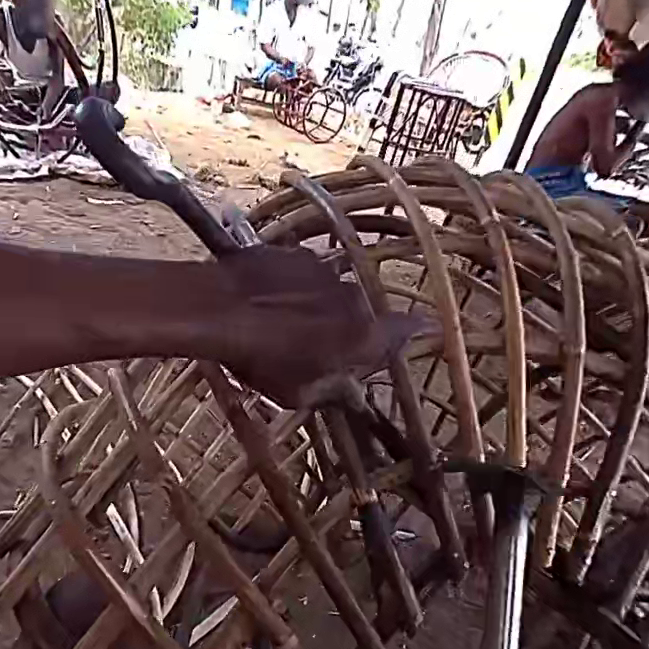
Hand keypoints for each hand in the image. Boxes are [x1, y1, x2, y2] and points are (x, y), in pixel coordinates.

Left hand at [208, 245, 423, 409]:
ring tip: (288, 323)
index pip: (406, 330)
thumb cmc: (262, 359)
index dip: (418, 331)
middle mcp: (354, 298)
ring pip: (334, 292)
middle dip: (350, 328)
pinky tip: (271, 299)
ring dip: (322, 307)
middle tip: (322, 346)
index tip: (428, 328)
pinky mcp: (297, 254)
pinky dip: (297, 286)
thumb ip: (332, 391)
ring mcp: (326, 271)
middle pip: (364, 314)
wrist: (220, 307)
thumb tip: (351, 394)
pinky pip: (307, 274)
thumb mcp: (298, 393)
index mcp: (363, 334)